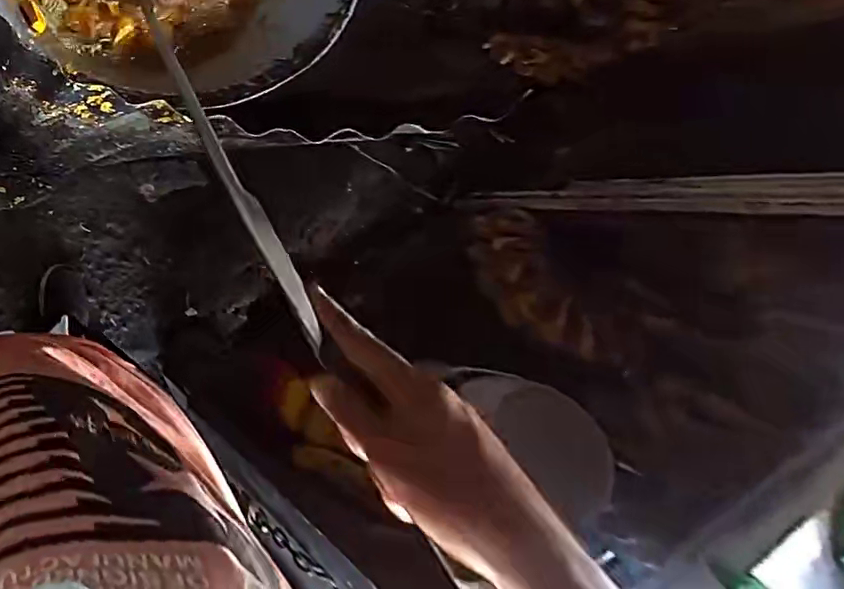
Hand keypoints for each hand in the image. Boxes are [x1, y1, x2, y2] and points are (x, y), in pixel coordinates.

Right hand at [306, 285, 612, 588]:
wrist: (527, 551)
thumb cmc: (450, 495)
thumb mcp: (386, 454)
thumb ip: (349, 414)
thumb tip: (322, 380)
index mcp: (414, 387)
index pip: (363, 344)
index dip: (335, 320)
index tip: (316, 293)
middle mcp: (434, 396)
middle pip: (375, 392)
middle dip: (361, 423)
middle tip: (365, 456)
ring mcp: (454, 424)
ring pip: (394, 426)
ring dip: (386, 457)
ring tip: (400, 495)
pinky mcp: (467, 452)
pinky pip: (419, 448)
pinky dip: (408, 471)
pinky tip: (418, 504)